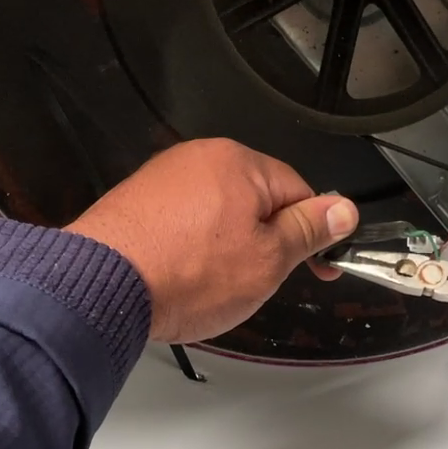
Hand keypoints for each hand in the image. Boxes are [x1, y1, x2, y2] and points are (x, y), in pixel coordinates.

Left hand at [67, 139, 358, 343]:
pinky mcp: (136, 205)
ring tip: (216, 287)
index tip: (321, 268)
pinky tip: (186, 279)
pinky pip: (183, 225)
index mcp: (240, 163)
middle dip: (266, 243)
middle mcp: (198, 159)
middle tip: (261, 284)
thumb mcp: (269, 259)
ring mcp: (163, 180)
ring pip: (218, 216)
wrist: (104, 288)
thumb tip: (343, 209)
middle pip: (256, 202)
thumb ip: (308, 230)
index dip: (314, 233)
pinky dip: (193, 252)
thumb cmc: (190, 274)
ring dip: (228, 249)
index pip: (299, 192)